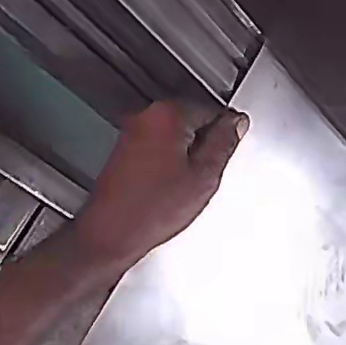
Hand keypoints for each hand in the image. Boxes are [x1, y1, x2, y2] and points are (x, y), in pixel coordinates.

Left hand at [70, 101, 247, 270]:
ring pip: (174, 136)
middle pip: (192, 120)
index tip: (229, 148)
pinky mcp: (124, 150)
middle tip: (205, 174)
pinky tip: (167, 189)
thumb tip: (236, 124)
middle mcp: (146, 117)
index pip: (212, 109)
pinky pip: (157, 148)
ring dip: (184, 155)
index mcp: (168, 115)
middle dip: (203, 144)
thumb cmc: (150, 209)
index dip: (225, 133)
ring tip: (183, 186)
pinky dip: (166, 163)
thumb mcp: (204, 176)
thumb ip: (224, 143)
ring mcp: (132, 133)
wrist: (109, 234)